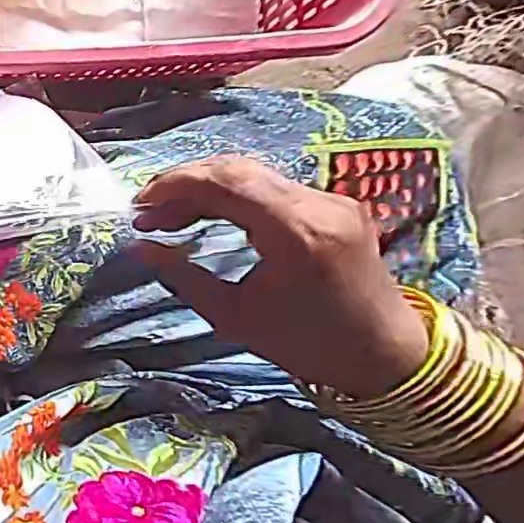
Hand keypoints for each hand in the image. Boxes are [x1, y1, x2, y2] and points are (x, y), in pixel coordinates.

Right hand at [132, 156, 428, 396]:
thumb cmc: (305, 343)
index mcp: (295, 232)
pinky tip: (204, 215)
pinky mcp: (331, 204)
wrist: (384, 354)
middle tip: (147, 212)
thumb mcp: (233, 316)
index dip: (173, 185)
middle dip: (182, 184)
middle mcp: (316, 203)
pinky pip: (268, 186)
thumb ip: (183, 276)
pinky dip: (227, 195)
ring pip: (250, 173)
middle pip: (235, 169)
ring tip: (167, 216)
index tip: (139, 207)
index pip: (224, 182)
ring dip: (202, 188)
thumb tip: (140, 247)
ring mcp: (328, 199)